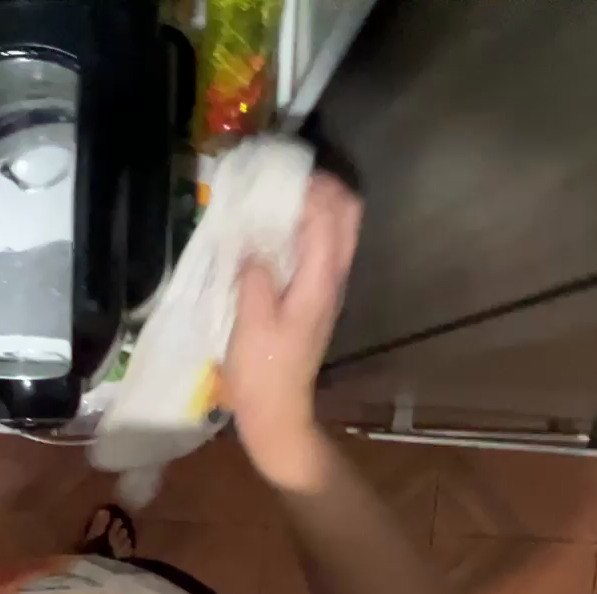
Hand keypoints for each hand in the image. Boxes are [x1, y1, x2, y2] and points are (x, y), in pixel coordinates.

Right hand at [223, 174, 362, 488]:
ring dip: (316, 207)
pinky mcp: (317, 300)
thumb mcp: (250, 322)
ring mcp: (329, 290)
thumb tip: (253, 243)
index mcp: (320, 280)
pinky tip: (274, 237)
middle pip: (347, 214)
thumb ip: (254, 275)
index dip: (307, 187)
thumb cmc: (262, 372)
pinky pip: (322, 249)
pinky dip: (306, 231)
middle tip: (283, 182)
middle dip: (321, 188)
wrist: (277, 413)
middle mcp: (334, 279)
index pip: (329, 214)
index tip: (274, 176)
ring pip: (339, 230)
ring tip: (276, 202)